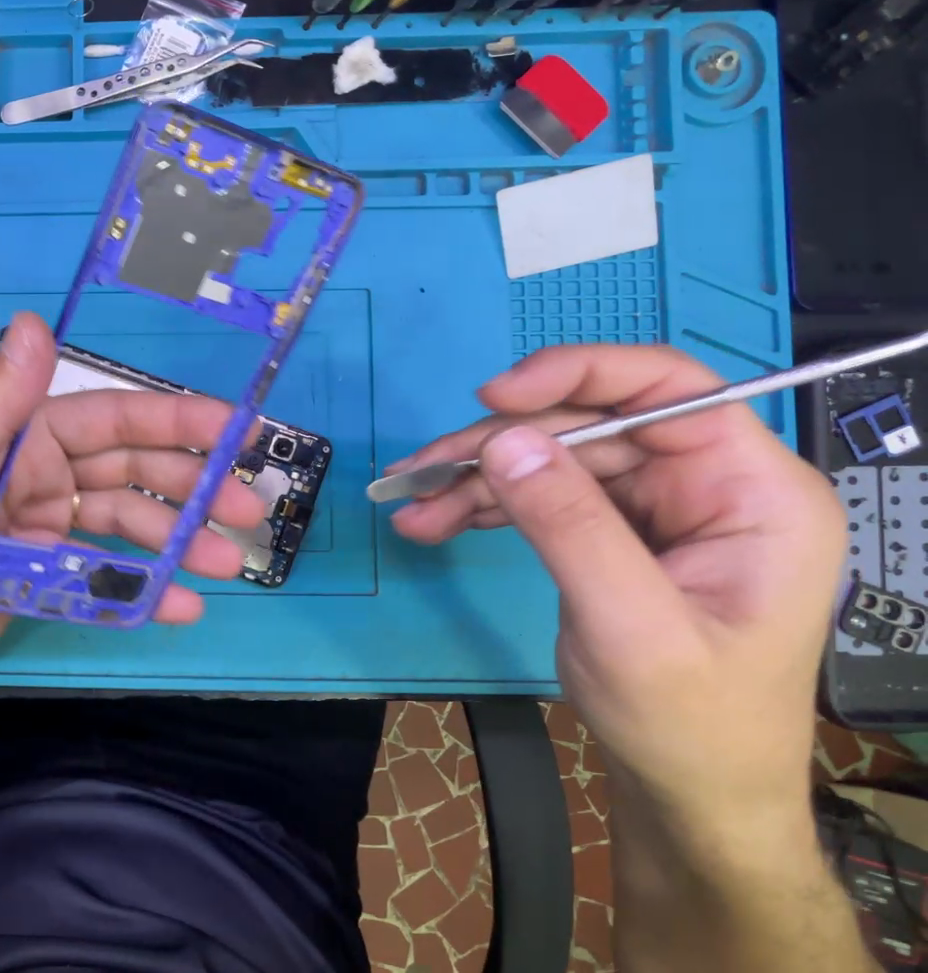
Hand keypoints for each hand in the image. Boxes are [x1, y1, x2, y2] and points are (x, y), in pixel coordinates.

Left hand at [0, 311, 264, 697]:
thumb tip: (34, 322)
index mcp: (13, 441)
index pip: (105, 418)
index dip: (171, 422)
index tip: (234, 431)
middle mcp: (33, 477)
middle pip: (127, 471)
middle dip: (190, 485)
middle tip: (248, 511)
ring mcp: (40, 531)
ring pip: (124, 523)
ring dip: (178, 539)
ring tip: (228, 563)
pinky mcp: (42, 580)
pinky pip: (104, 575)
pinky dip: (144, 588)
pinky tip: (183, 605)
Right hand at [387, 345, 844, 828]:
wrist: (688, 788)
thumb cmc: (687, 719)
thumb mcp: (627, 624)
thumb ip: (570, 527)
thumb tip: (503, 442)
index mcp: (754, 494)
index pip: (672, 392)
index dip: (580, 375)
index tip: (494, 397)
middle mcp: (708, 486)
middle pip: (589, 427)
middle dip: (497, 448)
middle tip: (417, 478)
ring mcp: (660, 508)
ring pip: (552, 458)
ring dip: (475, 479)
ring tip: (410, 508)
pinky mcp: (615, 531)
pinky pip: (540, 494)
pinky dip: (482, 504)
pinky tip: (434, 522)